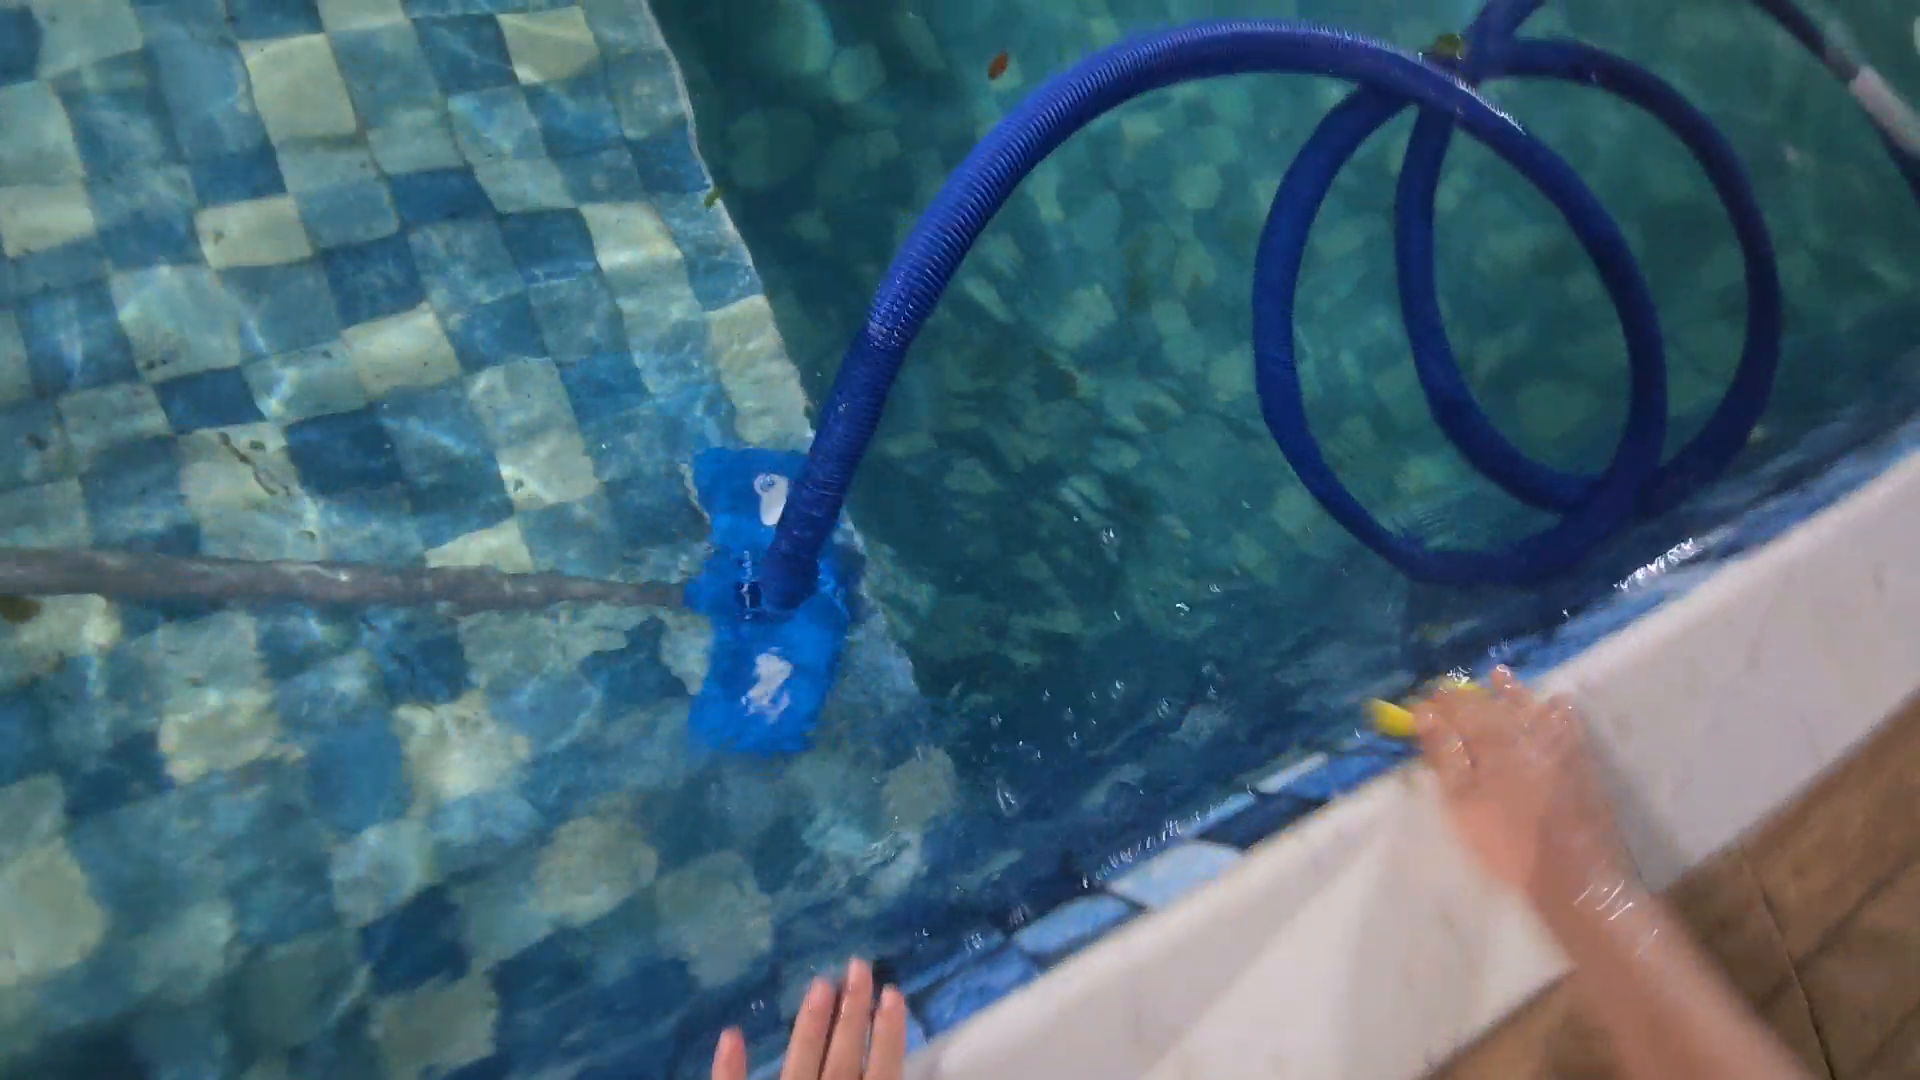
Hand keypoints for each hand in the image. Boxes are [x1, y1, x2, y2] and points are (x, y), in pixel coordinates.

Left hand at [712, 958, 909, 1079]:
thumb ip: (878, 1078)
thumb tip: (894, 1065)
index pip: (882, 1074)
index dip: (890, 1034)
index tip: (894, 991)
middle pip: (844, 1059)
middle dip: (854, 1011)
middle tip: (860, 964)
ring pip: (799, 1064)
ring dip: (810, 1024)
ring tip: (820, 981)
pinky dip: (730, 1068)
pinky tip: (731, 1034)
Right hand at [1413, 668, 1637, 911]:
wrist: (1576, 881)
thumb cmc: (1506, 842)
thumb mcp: (1461, 801)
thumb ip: (1443, 754)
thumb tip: (1424, 715)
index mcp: (1494, 741)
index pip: (1458, 708)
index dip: (1435, 704)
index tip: (1416, 706)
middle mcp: (1528, 735)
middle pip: (1493, 705)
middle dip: (1467, 696)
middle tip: (1446, 693)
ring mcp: (1560, 749)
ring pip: (1532, 710)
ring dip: (1512, 692)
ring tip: (1499, 675)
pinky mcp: (1582, 766)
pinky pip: (1568, 727)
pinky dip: (1558, 713)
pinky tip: (1556, 704)